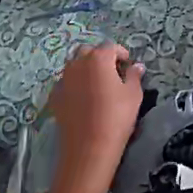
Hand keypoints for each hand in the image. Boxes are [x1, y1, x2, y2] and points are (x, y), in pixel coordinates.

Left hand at [45, 43, 143, 192]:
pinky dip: (74, 84)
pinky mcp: (55, 94)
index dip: (121, 53)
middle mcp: (77, 63)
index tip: (128, 64)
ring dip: (85, 68)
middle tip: (112, 72)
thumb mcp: (133, 95)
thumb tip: (137, 66)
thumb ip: (134, 76)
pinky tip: (83, 98)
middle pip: (88, 51)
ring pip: (74, 65)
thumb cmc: (116, 117)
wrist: (89, 146)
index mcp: (98, 59)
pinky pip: (66, 82)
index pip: (110, 47)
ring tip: (97, 84)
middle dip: (100, 57)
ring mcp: (63, 78)